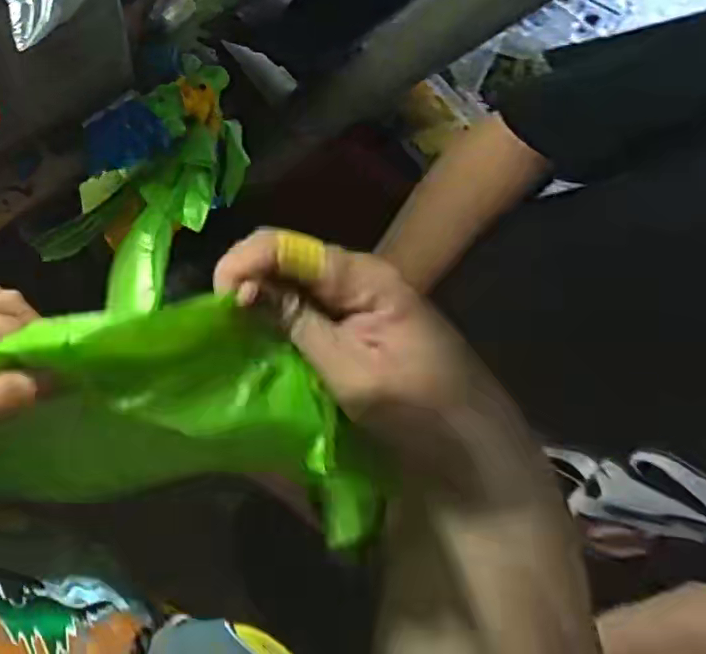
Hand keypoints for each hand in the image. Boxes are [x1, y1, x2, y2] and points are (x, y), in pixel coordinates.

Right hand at [215, 229, 497, 471]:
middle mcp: (357, 273)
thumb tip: (240, 288)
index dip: (243, 262)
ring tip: (234, 320)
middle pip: (280, 251)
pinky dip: (270, 304)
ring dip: (254, 289)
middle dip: (243, 273)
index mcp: (365, 277)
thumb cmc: (422, 416)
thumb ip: (294, 322)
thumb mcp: (351, 372)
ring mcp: (354, 292)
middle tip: (225, 312)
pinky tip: (258, 324)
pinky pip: (297, 293)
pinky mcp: (350, 313)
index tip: (224, 302)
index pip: (283, 245)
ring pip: (284, 271)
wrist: (481, 460)